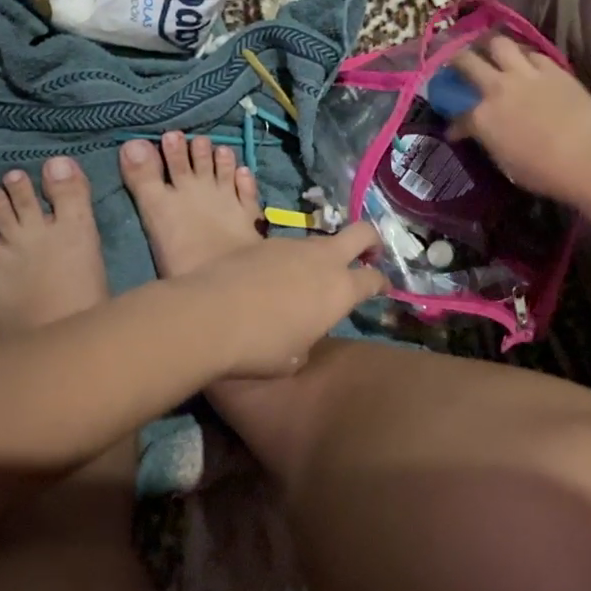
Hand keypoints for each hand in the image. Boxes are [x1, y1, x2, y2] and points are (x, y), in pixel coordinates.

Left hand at [167, 224, 386, 378]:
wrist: (208, 317)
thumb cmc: (260, 347)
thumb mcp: (294, 357)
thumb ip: (309, 338)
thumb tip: (303, 334)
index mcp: (340, 290)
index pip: (374, 279)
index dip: (381, 283)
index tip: (382, 289)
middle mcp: (322, 260)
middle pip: (361, 233)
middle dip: (370, 243)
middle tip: (366, 257)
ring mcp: (289, 245)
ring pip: (317, 241)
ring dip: (319, 257)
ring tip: (303, 282)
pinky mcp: (259, 243)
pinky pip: (283, 249)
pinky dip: (285, 263)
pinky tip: (268, 283)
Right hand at [449, 37, 590, 236]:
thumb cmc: (545, 172)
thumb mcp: (506, 164)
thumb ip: (490, 142)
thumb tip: (483, 135)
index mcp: (482, 118)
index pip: (457, 115)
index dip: (453, 122)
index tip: (455, 129)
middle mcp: (497, 88)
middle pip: (466, 61)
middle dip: (455, 61)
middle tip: (456, 64)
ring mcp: (525, 74)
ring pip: (498, 43)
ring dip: (489, 47)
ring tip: (490, 52)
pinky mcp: (552, 68)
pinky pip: (531, 53)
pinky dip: (524, 57)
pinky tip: (525, 64)